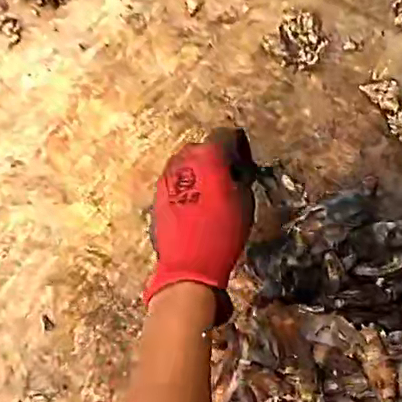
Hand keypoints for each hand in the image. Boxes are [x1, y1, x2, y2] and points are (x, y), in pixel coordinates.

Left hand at [144, 129, 255, 323]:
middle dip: (216, 159)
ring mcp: (165, 178)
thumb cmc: (224, 232)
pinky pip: (175, 184)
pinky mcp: (156, 197)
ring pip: (185, 166)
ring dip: (199, 173)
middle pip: (202, 148)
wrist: (188, 266)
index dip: (239, 146)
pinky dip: (186, 189)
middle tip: (230, 178)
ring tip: (212, 195)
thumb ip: (241, 177)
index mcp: (208, 155)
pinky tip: (195, 209)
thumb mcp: (245, 202)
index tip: (245, 162)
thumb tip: (236, 171)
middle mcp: (182, 160)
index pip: (226, 135)